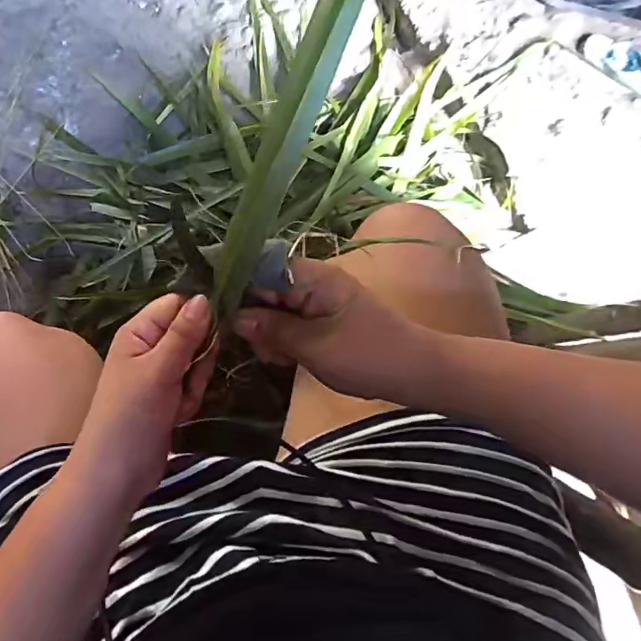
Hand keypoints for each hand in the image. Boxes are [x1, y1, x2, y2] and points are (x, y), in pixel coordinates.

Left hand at [69, 293, 214, 503]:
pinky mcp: (168, 396)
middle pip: (193, 333)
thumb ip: (184, 334)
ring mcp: (159, 372)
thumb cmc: (130, 417)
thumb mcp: (159, 371)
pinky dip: (190, 401)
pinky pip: (193, 385)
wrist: (115, 476)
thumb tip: (204, 297)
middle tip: (184, 381)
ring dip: (194, 384)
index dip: (197, 317)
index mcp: (138, 331)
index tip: (209, 338)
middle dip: (198, 359)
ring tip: (177, 405)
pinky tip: (177, 418)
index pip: (177, 304)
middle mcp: (148, 346)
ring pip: (197, 362)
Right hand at [234, 258, 441, 407]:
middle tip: (261, 349)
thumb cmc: (368, 355)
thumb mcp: (315, 347)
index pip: (262, 268)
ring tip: (277, 358)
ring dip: (269, 331)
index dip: (239, 288)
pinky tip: (286, 358)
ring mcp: (319, 298)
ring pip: (276, 307)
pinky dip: (284, 338)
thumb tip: (237, 317)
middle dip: (255, 317)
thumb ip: (274, 330)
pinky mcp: (324, 316)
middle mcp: (313, 280)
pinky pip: (292, 320)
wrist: (418, 372)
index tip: (222, 314)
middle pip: (266, 289)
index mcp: (313, 277)